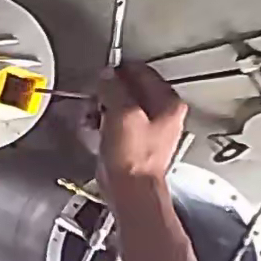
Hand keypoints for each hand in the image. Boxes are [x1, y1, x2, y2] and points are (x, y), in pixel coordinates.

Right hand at [95, 61, 187, 207]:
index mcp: (168, 104)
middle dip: (107, 93)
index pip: (143, 72)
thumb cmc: (133, 158)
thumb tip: (107, 76)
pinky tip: (95, 127)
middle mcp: (162, 114)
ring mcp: (148, 128)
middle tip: (95, 99)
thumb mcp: (121, 114)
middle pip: (130, 89)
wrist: (130, 188)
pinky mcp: (133, 140)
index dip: (119, 72)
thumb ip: (113, 89)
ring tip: (92, 116)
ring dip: (102, 107)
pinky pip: (115, 121)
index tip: (102, 75)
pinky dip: (103, 121)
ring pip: (121, 105)